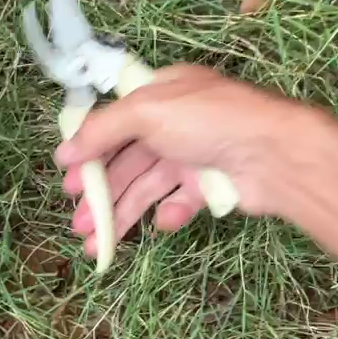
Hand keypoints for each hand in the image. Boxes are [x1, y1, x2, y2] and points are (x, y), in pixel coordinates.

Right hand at [54, 66, 337, 256]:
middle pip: (127, 162)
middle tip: (78, 223)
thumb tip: (65, 152)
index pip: (114, 123)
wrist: (273, 155)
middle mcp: (174, 123)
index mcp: (160, 95)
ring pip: (147, 188)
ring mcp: (192, 156)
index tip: (67, 179)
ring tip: (97, 243)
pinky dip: (168, 214)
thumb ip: (103, 130)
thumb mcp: (147, 112)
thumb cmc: (209, 121)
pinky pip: (179, 202)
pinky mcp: (209, 186)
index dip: (89, 151)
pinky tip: (162, 222)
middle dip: (101, 194)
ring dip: (121, 214)